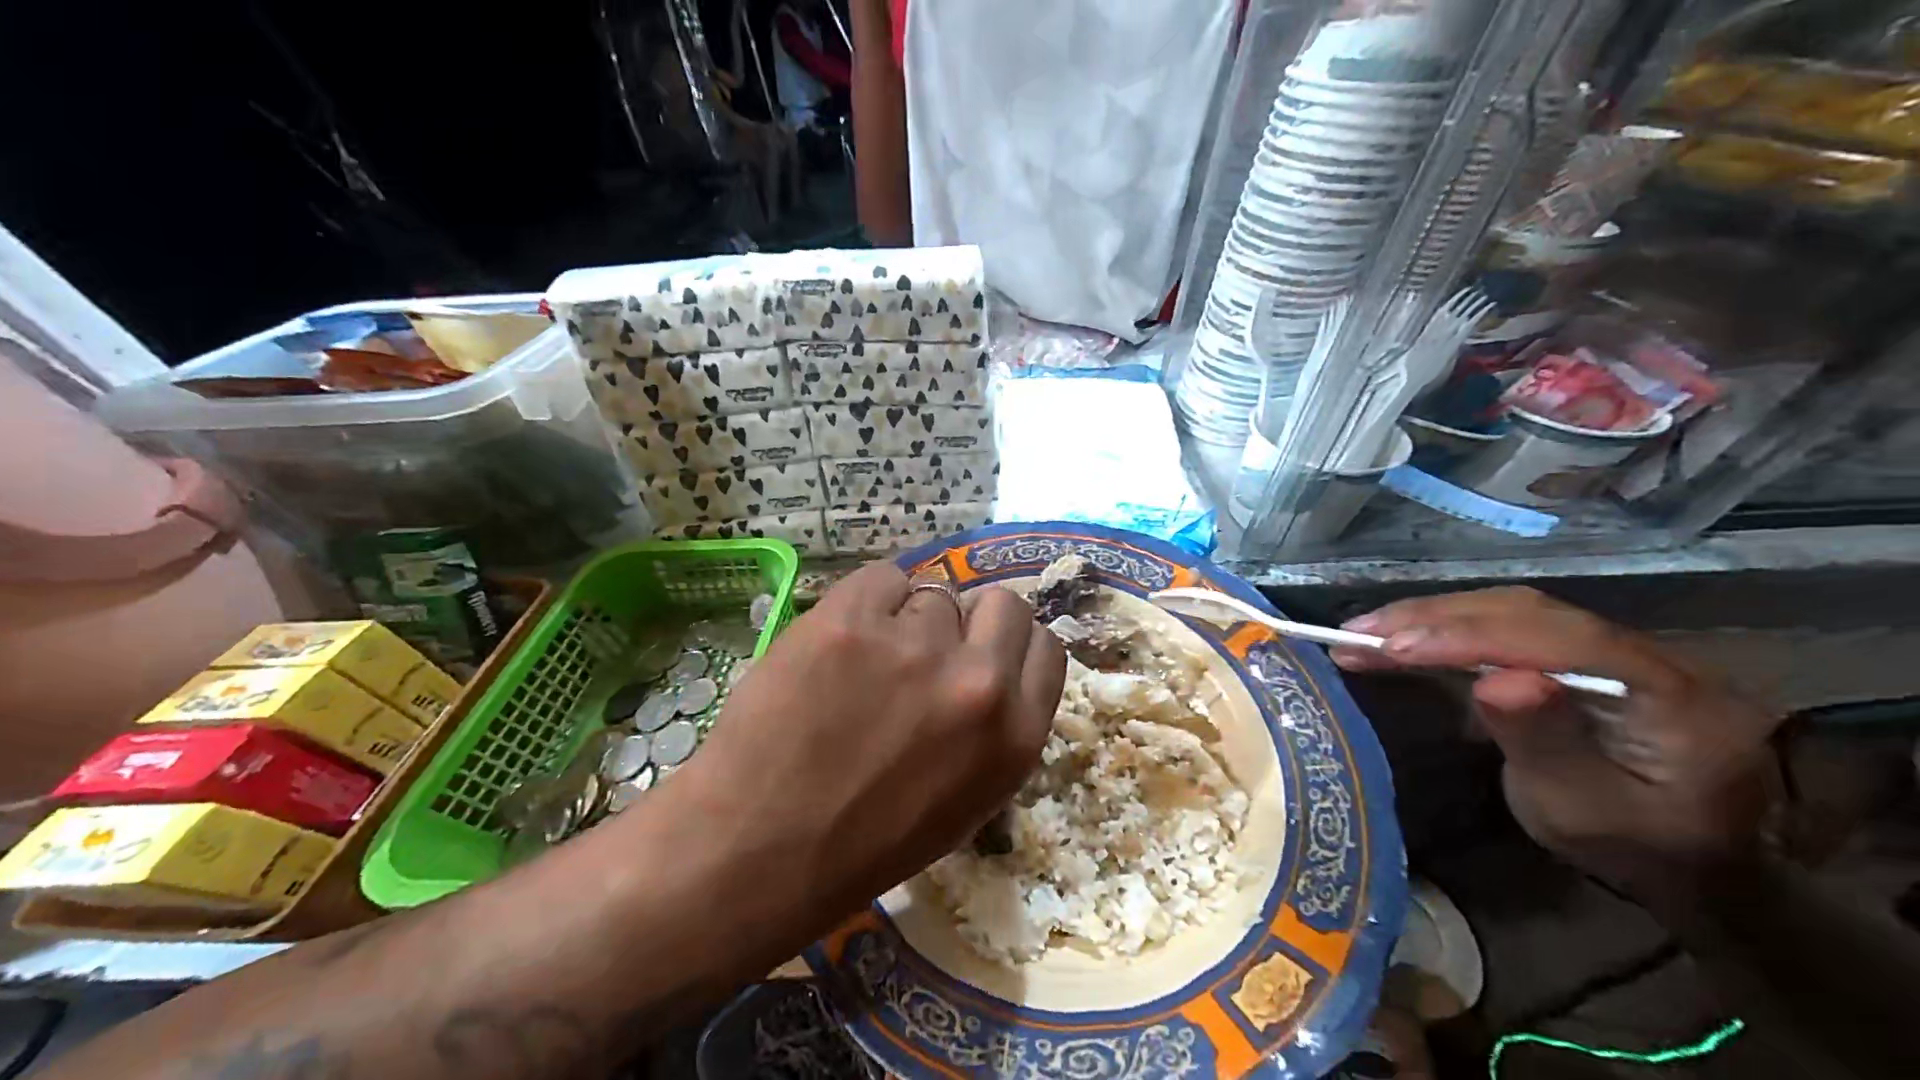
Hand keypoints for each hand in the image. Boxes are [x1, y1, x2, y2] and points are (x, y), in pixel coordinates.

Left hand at [679, 563, 1065, 921]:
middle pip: (1002, 603)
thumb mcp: (966, 802)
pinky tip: (838, 643)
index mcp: (1016, 737)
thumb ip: (993, 728)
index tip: (981, 651)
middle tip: (927, 648)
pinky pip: (882, 577)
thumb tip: (989, 664)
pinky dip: (866, 602)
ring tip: (863, 664)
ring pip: (933, 593)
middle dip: (970, 620)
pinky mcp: (850, 619)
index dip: (1010, 645)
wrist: (759, 850)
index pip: (1045, 648)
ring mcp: (914, 645)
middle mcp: (980, 682)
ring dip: (907, 621)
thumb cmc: (864, 843)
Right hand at [1330, 587, 1780, 897]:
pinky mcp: (1576, 655)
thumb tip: (1496, 680)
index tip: (1392, 647)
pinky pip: (1503, 625)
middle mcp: (1639, 650)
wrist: (1701, 862)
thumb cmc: (1637, 845)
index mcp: (1664, 688)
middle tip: (1355, 633)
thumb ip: (1544, 742)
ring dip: (1428, 618)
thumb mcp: (1585, 810)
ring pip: (1506, 610)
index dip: (1468, 636)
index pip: (1553, 638)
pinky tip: (1402, 639)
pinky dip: (1444, 629)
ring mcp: (1607, 647)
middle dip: (1432, 618)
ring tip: (1363, 632)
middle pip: (1522, 610)